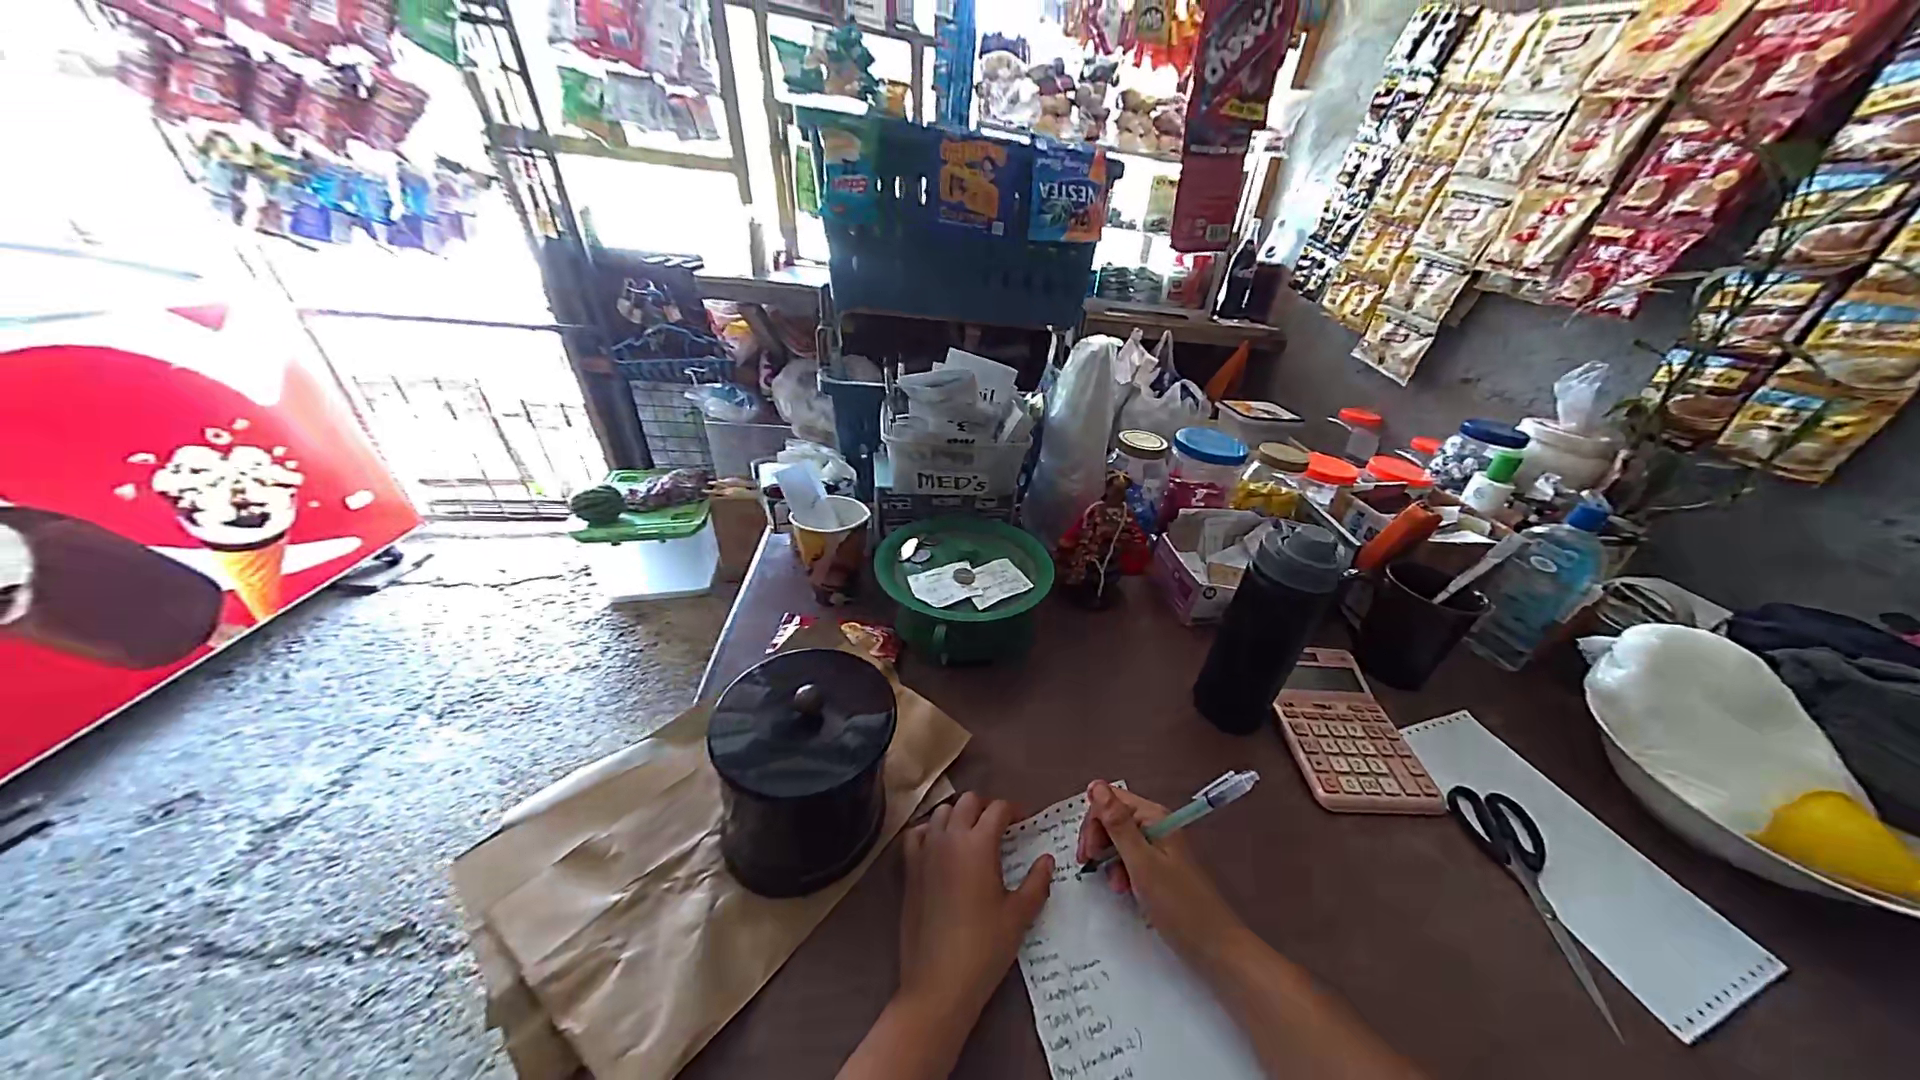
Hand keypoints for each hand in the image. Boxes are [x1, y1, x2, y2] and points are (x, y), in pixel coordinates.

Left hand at [899, 792, 1052, 1018]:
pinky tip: (941, 845)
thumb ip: (1037, 882)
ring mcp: (925, 851)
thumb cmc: (984, 948)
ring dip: (959, 814)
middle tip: (1001, 826)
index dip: (1014, 810)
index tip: (1024, 821)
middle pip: (968, 801)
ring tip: (973, 833)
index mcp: (978, 844)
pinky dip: (931, 830)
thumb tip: (1047, 859)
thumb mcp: (1019, 915)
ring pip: (941, 812)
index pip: (997, 809)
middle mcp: (949, 838)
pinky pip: (917, 833)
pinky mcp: (909, 868)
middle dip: (986, 807)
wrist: (939, 982)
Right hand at [1074, 780, 1246, 964]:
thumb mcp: (1141, 862)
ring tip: (1115, 885)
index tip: (1088, 851)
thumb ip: (1117, 824)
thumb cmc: (1178, 904)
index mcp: (1154, 817)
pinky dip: (1121, 871)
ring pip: (1119, 839)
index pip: (1110, 799)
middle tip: (1091, 864)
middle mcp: (1157, 825)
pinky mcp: (1160, 868)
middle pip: (1114, 818)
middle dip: (1098, 839)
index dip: (1094, 821)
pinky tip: (1124, 889)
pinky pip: (1130, 858)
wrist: (1216, 948)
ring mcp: (1159, 847)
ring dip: (1109, 858)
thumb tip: (1096, 784)